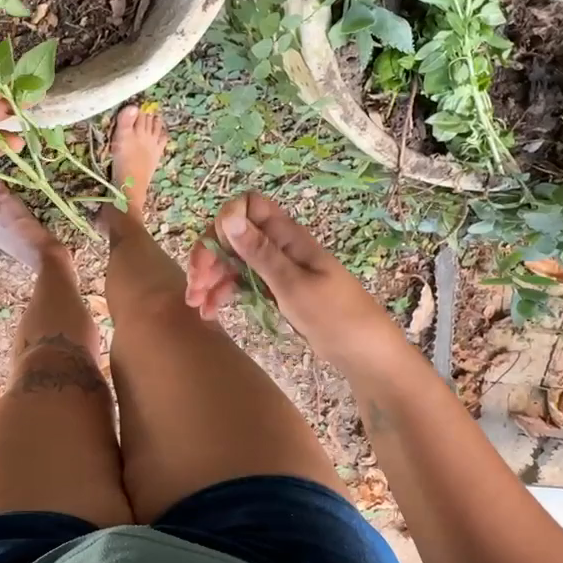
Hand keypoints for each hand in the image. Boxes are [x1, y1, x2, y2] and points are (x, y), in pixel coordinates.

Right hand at [184, 192, 403, 369]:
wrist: (367, 357)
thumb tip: (228, 217)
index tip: (216, 252)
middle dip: (209, 254)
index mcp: (288, 237)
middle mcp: (279, 246)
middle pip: (233, 234)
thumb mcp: (293, 286)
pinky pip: (241, 281)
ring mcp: (276, 268)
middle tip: (195, 284)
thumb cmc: (336, 318)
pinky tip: (210, 310)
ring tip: (196, 303)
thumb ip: (260, 252)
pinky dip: (222, 292)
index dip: (226, 221)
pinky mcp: (275, 289)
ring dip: (210, 276)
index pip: (248, 206)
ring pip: (232, 259)